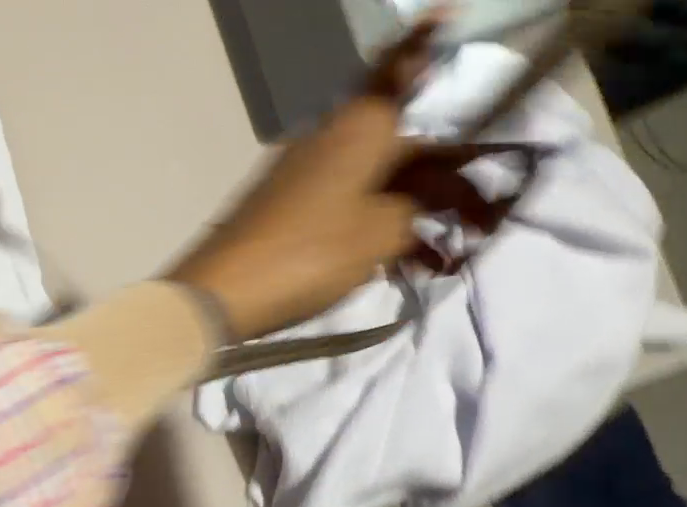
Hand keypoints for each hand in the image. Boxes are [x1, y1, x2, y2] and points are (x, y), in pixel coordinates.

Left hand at [164, 16, 442, 341]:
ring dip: (401, 210)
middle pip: (393, 140)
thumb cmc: (306, 254)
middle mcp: (323, 138)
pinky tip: (385, 262)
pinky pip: (334, 209)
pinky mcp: (271, 212)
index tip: (445, 12)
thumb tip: (409, 201)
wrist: (212, 297)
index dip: (421, 47)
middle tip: (474, 213)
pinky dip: (363, 229)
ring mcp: (291, 177)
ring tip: (435, 253)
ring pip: (365, 180)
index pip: (399, 71)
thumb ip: (415, 206)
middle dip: (435, 173)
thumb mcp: (385, 232)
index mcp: (360, 124)